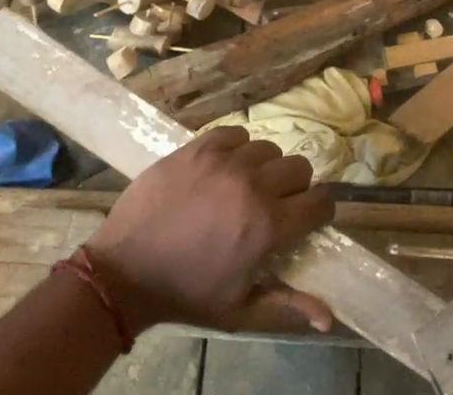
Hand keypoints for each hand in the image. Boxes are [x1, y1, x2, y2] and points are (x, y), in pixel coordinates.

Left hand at [82, 126, 334, 332]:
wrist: (124, 272)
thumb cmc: (186, 294)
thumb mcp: (239, 310)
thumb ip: (288, 306)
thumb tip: (329, 319)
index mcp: (269, 226)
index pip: (321, 202)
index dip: (318, 211)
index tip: (305, 219)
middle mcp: (254, 186)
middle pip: (300, 168)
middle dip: (294, 187)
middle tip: (272, 204)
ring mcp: (224, 163)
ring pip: (269, 148)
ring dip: (264, 167)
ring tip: (244, 186)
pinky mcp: (198, 148)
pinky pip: (236, 134)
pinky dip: (236, 148)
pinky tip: (223, 168)